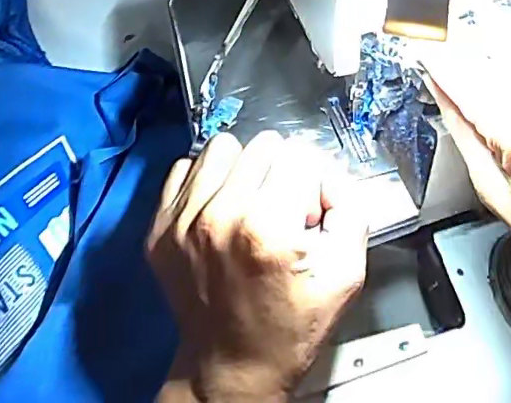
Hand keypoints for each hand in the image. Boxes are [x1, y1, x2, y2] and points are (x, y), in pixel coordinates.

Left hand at [147, 131, 367, 402]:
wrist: (231, 366)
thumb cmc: (287, 327)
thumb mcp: (344, 278)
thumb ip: (350, 213)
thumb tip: (329, 176)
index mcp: (267, 229)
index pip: (298, 154)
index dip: (311, 180)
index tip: (306, 208)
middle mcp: (219, 215)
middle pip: (261, 145)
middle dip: (279, 170)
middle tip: (280, 207)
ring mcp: (183, 217)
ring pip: (222, 147)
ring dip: (240, 167)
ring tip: (247, 201)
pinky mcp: (160, 222)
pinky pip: (185, 166)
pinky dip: (204, 179)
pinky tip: (217, 208)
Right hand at [416, 24, 510, 402]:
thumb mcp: (505, 204)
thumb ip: (465, 134)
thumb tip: (442, 89)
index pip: (454, 64)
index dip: (432, 58)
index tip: (426, 56)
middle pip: (491, 42)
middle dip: (471, 55)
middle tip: (468, 77)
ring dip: (509, 51)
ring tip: (508, 81)